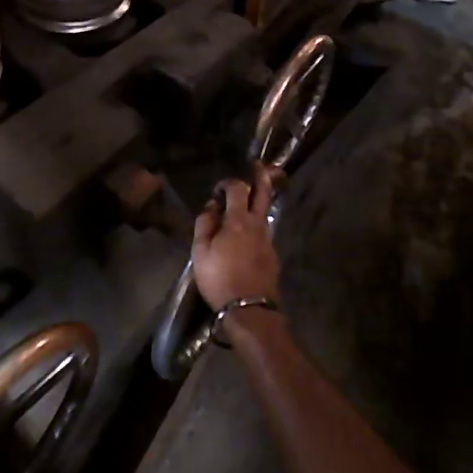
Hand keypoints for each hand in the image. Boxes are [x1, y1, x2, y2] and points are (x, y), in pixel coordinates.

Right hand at [191, 165, 282, 310]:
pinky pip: (264, 231)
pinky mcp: (272, 254)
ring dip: (259, 200)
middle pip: (263, 193)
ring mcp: (268, 239)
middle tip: (257, 164)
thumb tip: (210, 205)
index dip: (228, 182)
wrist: (249, 308)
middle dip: (260, 176)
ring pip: (265, 212)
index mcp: (238, 219)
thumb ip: (204, 224)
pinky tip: (249, 233)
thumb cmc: (219, 277)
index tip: (218, 188)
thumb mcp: (200, 251)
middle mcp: (257, 224)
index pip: (237, 188)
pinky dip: (257, 224)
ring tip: (251, 197)